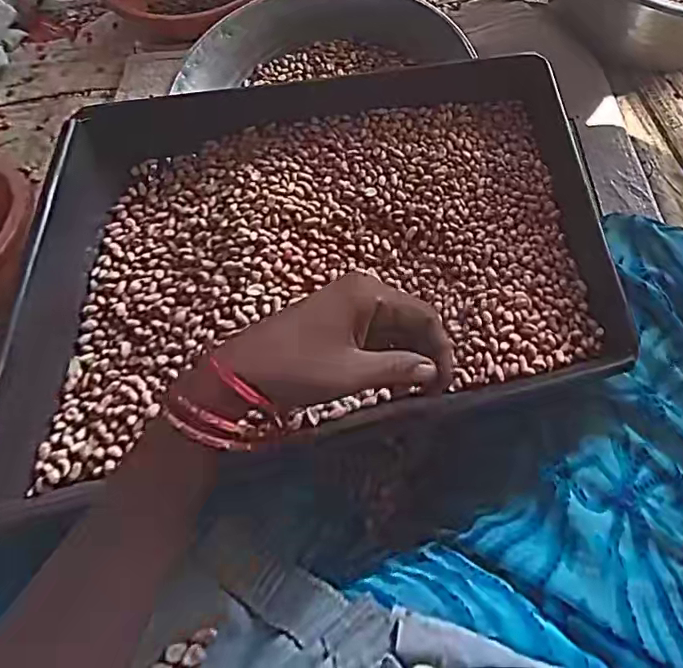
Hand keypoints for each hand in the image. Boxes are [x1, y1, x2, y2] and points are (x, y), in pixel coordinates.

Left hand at [174, 271, 453, 415]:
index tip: (445, 383)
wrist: (236, 374)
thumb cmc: (295, 369)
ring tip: (416, 392)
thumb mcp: (350, 373)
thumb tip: (433, 371)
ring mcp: (348, 304)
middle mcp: (362, 290)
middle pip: (411, 319)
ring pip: (394, 328)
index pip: (423, 315)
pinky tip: (392, 384)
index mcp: (368, 292)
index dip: (441, 348)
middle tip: (433, 391)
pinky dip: (388, 357)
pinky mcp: (337, 320)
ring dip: (407, 357)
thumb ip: (397, 369)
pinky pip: (375, 335)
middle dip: (425, 353)